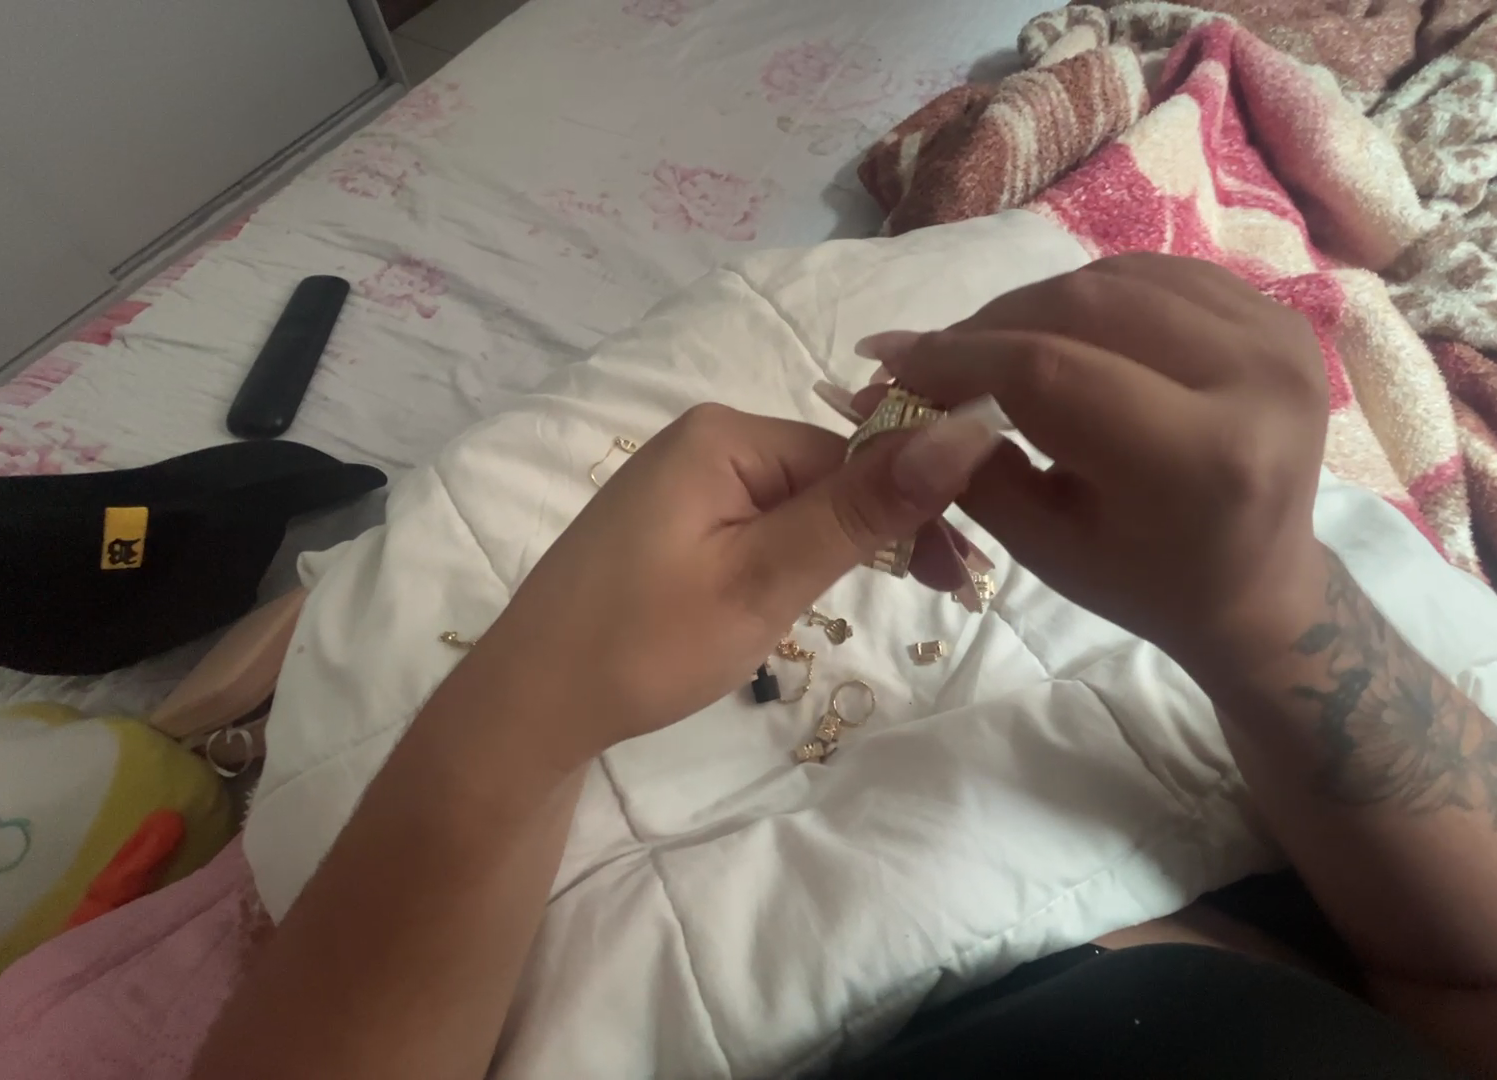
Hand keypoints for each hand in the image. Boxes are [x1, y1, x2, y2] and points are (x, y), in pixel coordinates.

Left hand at [466, 403, 1002, 764]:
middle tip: (938, 594)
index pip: (854, 457)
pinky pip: (755, 523)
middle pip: (825, 476)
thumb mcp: (767, 578)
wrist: (530, 704)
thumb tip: (966, 432)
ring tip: (868, 600)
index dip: (912, 512)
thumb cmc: (647, 645)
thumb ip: (862, 508)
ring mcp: (681, 481)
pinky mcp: (670, 520)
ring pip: (794, 504)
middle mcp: (703, 441)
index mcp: (725, 435)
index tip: (960, 577)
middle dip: (880, 531)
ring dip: (839, 548)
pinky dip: (792, 557)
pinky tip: (801, 590)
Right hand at [854, 254, 1330, 670]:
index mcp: (1198, 460)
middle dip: (985, 327)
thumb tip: (898, 396)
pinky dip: (1083, 296)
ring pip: (1113, 278)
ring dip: (1028, 306)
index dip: (957, 358)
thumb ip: (970, 469)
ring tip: (985, 350)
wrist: (1253, 584)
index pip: (1051, 372)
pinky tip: (1053, 332)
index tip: (891, 364)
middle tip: (930, 359)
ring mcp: (1278, 334)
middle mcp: (1255, 378)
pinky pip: (1152, 275)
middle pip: (1083, 306)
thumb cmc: (1140, 583)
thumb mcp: (1041, 546)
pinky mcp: (1277, 315)